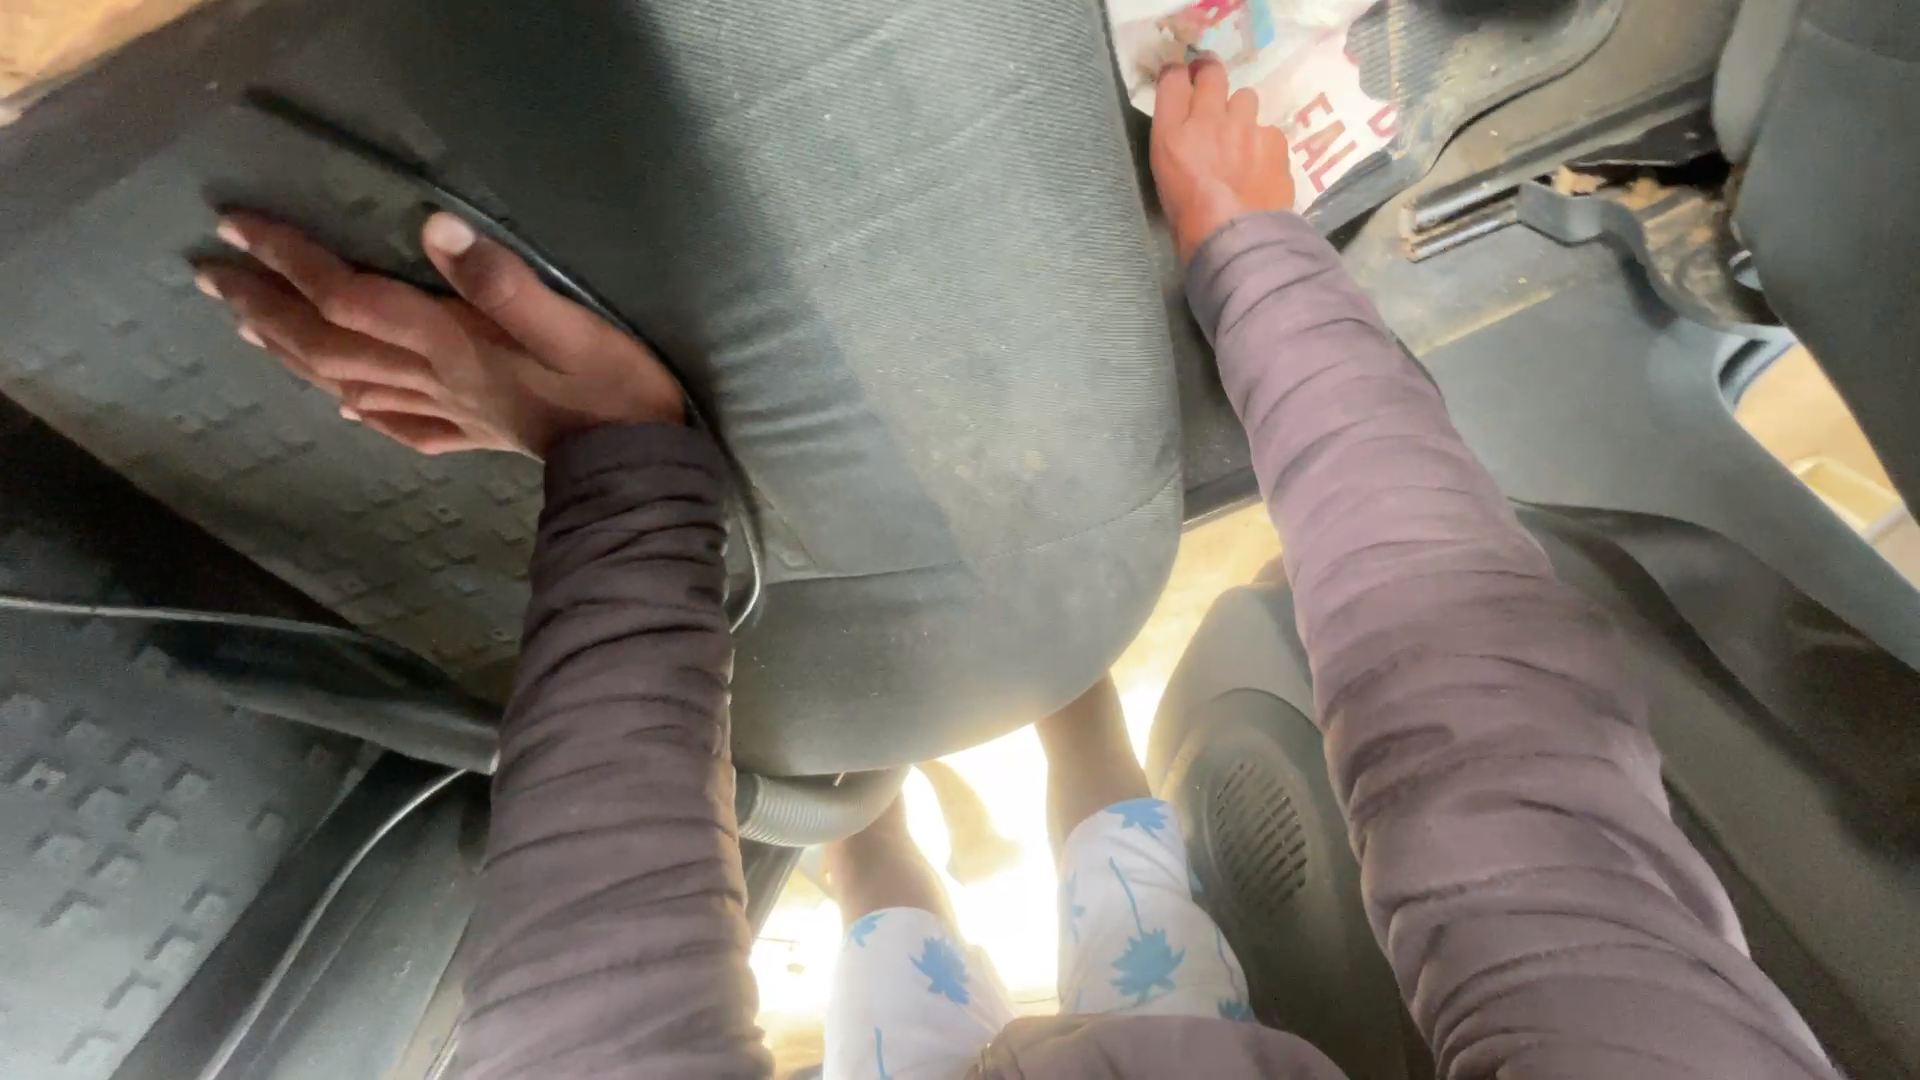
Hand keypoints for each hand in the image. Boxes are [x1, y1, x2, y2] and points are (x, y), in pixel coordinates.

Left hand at [195, 212, 683, 458]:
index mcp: (455, 346)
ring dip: (300, 359)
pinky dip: (373, 417)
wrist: (641, 462)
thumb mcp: (571, 327)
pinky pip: (414, 429)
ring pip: (359, 386)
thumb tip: (436, 228)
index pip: (353, 299)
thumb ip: (504, 284)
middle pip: (335, 347)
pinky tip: (352, 414)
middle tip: (215, 279)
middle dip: (270, 310)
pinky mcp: (485, 434)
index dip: (293, 260)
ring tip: (256, 335)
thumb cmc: (614, 390)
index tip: (237, 225)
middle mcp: (441, 380)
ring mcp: (460, 413)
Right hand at [1150, 57, 1295, 260]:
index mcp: (1172, 135)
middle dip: (1209, 73)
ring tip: (1239, 140)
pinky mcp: (1273, 138)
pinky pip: (1267, 130)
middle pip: (1211, 72)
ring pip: (1244, 98)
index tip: (1180, 79)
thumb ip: (1176, 149)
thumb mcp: (1166, 185)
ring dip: (1240, 113)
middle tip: (1210, 86)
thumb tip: (1188, 134)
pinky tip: (1259, 167)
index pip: (1172, 81)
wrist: (1234, 239)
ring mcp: (1244, 126)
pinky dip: (1262, 143)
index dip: (1177, 74)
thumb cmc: (1189, 223)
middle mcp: (1207, 120)